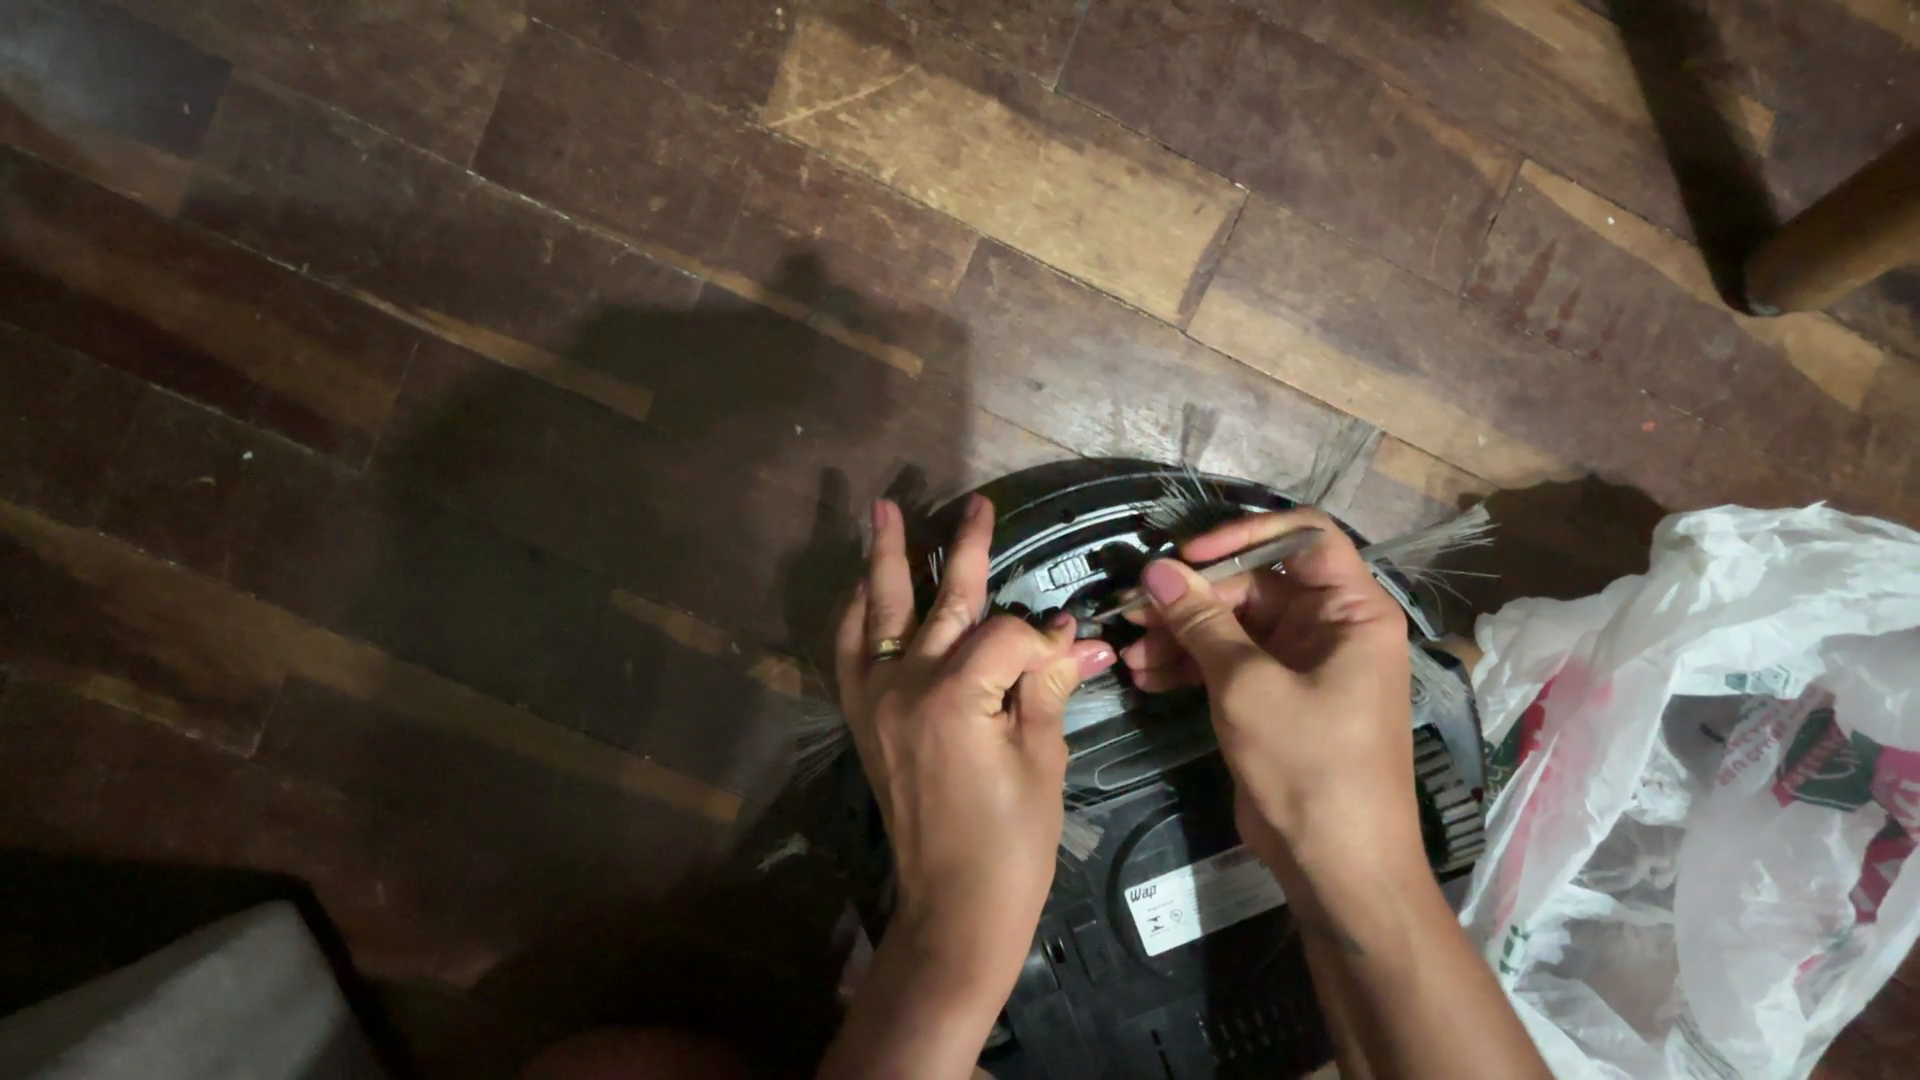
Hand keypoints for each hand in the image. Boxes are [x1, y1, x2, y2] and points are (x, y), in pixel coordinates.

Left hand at [834, 494, 1115, 987]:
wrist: (954, 905)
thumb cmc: (1012, 840)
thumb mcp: (1042, 757)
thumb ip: (1047, 684)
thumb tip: (1074, 634)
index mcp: (956, 695)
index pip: (1009, 635)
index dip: (1044, 641)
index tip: (1069, 651)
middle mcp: (907, 683)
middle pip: (942, 600)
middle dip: (967, 549)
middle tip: (977, 503)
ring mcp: (878, 698)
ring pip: (883, 611)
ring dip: (887, 559)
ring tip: (883, 508)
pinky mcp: (865, 717)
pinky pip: (851, 652)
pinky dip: (858, 615)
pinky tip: (865, 588)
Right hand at [1120, 508, 1421, 882]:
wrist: (1335, 865)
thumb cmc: (1309, 764)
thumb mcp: (1247, 684)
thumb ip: (1200, 620)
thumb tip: (1158, 568)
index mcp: (1349, 611)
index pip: (1303, 538)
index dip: (1244, 536)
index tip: (1189, 556)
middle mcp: (1327, 628)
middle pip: (1252, 584)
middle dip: (1191, 599)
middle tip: (1134, 612)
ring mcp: (1297, 663)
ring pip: (1230, 625)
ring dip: (1179, 634)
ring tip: (1131, 654)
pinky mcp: (1271, 695)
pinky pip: (1225, 662)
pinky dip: (1187, 665)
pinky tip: (1145, 676)